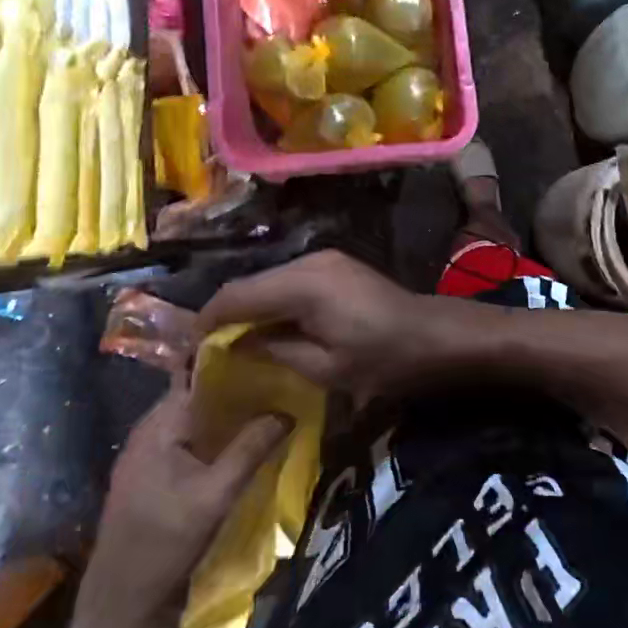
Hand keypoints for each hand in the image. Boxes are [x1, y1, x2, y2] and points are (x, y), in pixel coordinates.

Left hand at [77, 377, 290, 627]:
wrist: (120, 603)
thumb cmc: (164, 543)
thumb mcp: (215, 497)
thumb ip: (250, 450)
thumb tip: (288, 411)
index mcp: (159, 425)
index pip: (198, 373)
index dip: (234, 361)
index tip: (269, 352)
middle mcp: (150, 429)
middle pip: (199, 393)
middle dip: (237, 385)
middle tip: (279, 378)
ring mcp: (148, 451)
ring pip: (195, 416)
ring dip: (228, 411)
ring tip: (269, 402)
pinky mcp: (152, 472)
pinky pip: (190, 436)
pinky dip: (216, 432)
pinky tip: (242, 437)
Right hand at [193, 250, 468, 398]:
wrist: (436, 335)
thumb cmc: (383, 359)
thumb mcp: (325, 368)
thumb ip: (274, 351)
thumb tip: (236, 345)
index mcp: (303, 284)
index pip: (236, 295)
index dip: (208, 322)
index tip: (192, 351)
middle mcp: (309, 261)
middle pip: (250, 284)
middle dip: (227, 315)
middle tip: (212, 352)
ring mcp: (325, 258)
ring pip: (269, 280)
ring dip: (251, 308)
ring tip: (239, 344)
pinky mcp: (336, 264)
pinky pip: (291, 280)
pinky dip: (275, 302)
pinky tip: (274, 328)